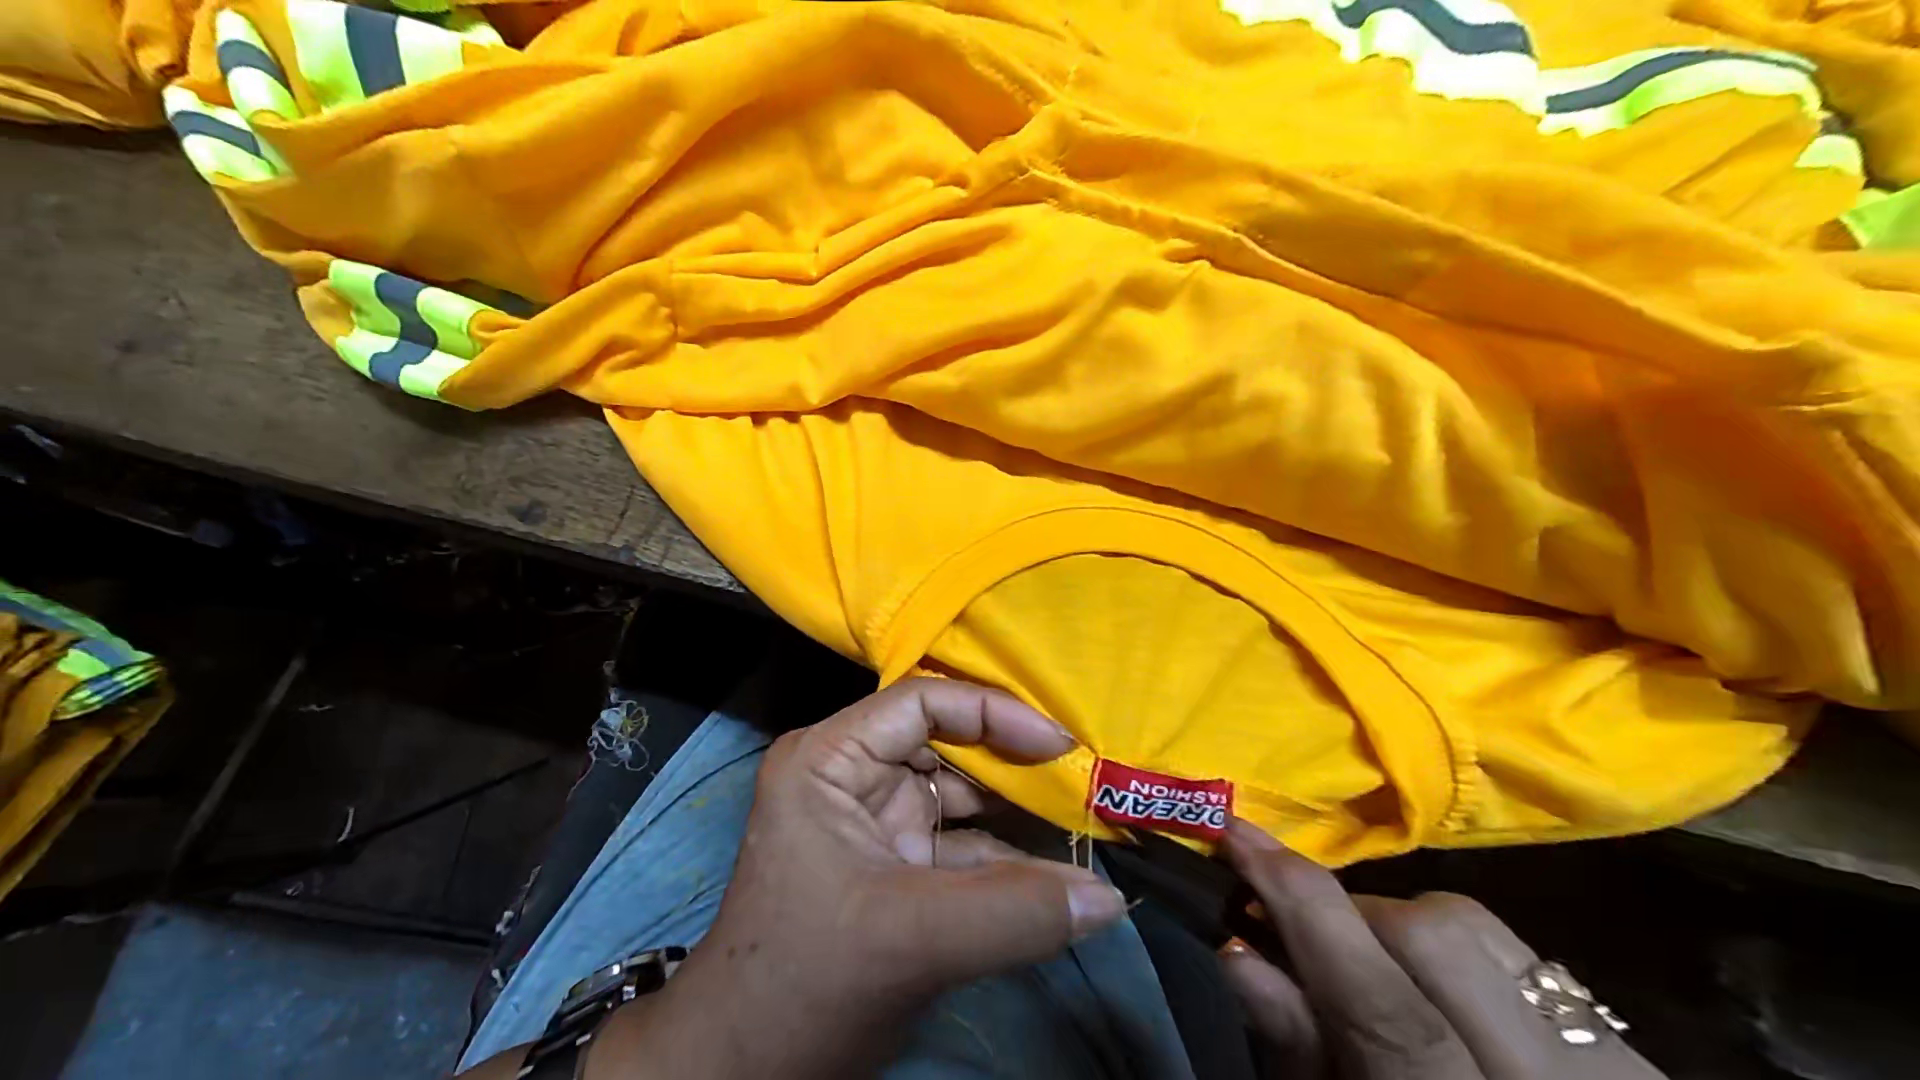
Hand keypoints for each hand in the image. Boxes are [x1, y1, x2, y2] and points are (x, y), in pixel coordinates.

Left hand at [585, 678, 1129, 1079]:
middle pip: (948, 745)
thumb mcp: (907, 938)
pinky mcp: (899, 867)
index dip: (992, 713)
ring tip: (1084, 814)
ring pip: (962, 796)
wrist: (747, 1072)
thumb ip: (1010, 913)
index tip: (1057, 744)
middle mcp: (854, 776)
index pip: (920, 704)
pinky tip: (1060, 872)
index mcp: (831, 759)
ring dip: (1020, 810)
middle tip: (1083, 777)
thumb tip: (1106, 897)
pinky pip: (965, 846)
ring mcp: (878, 822)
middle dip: (1014, 762)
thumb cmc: (804, 980)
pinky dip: (1011, 859)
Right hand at [1219, 819, 1666, 1079]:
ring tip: (1378, 964)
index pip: (1385, 1012)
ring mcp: (1621, 1076)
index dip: (1305, 911)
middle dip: (1350, 914)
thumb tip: (1236, 948)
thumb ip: (1301, 1054)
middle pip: (1437, 939)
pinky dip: (1462, 951)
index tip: (1236, 833)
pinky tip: (1449, 991)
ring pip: (1485, 930)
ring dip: (1403, 926)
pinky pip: (1531, 957)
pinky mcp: (1640, 1059)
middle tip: (1307, 934)